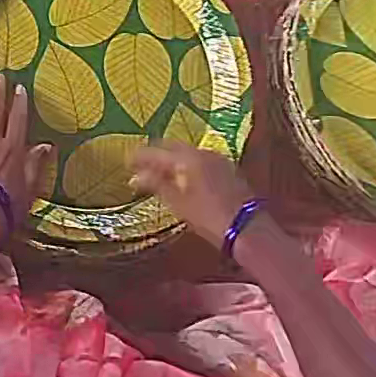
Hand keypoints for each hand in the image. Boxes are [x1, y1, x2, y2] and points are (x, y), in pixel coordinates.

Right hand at [130, 141, 255, 239]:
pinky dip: (187, 165)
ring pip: (188, 152)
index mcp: (187, 157)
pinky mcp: (227, 169)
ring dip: (172, 159)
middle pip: (173, 147)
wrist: (248, 229)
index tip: (127, 161)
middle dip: (156, 155)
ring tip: (159, 172)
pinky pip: (200, 159)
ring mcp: (217, 159)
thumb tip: (136, 176)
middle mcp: (202, 152)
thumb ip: (157, 185)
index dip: (140, 156)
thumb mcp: (178, 203)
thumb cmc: (209, 217)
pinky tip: (183, 177)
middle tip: (141, 166)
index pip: (157, 151)